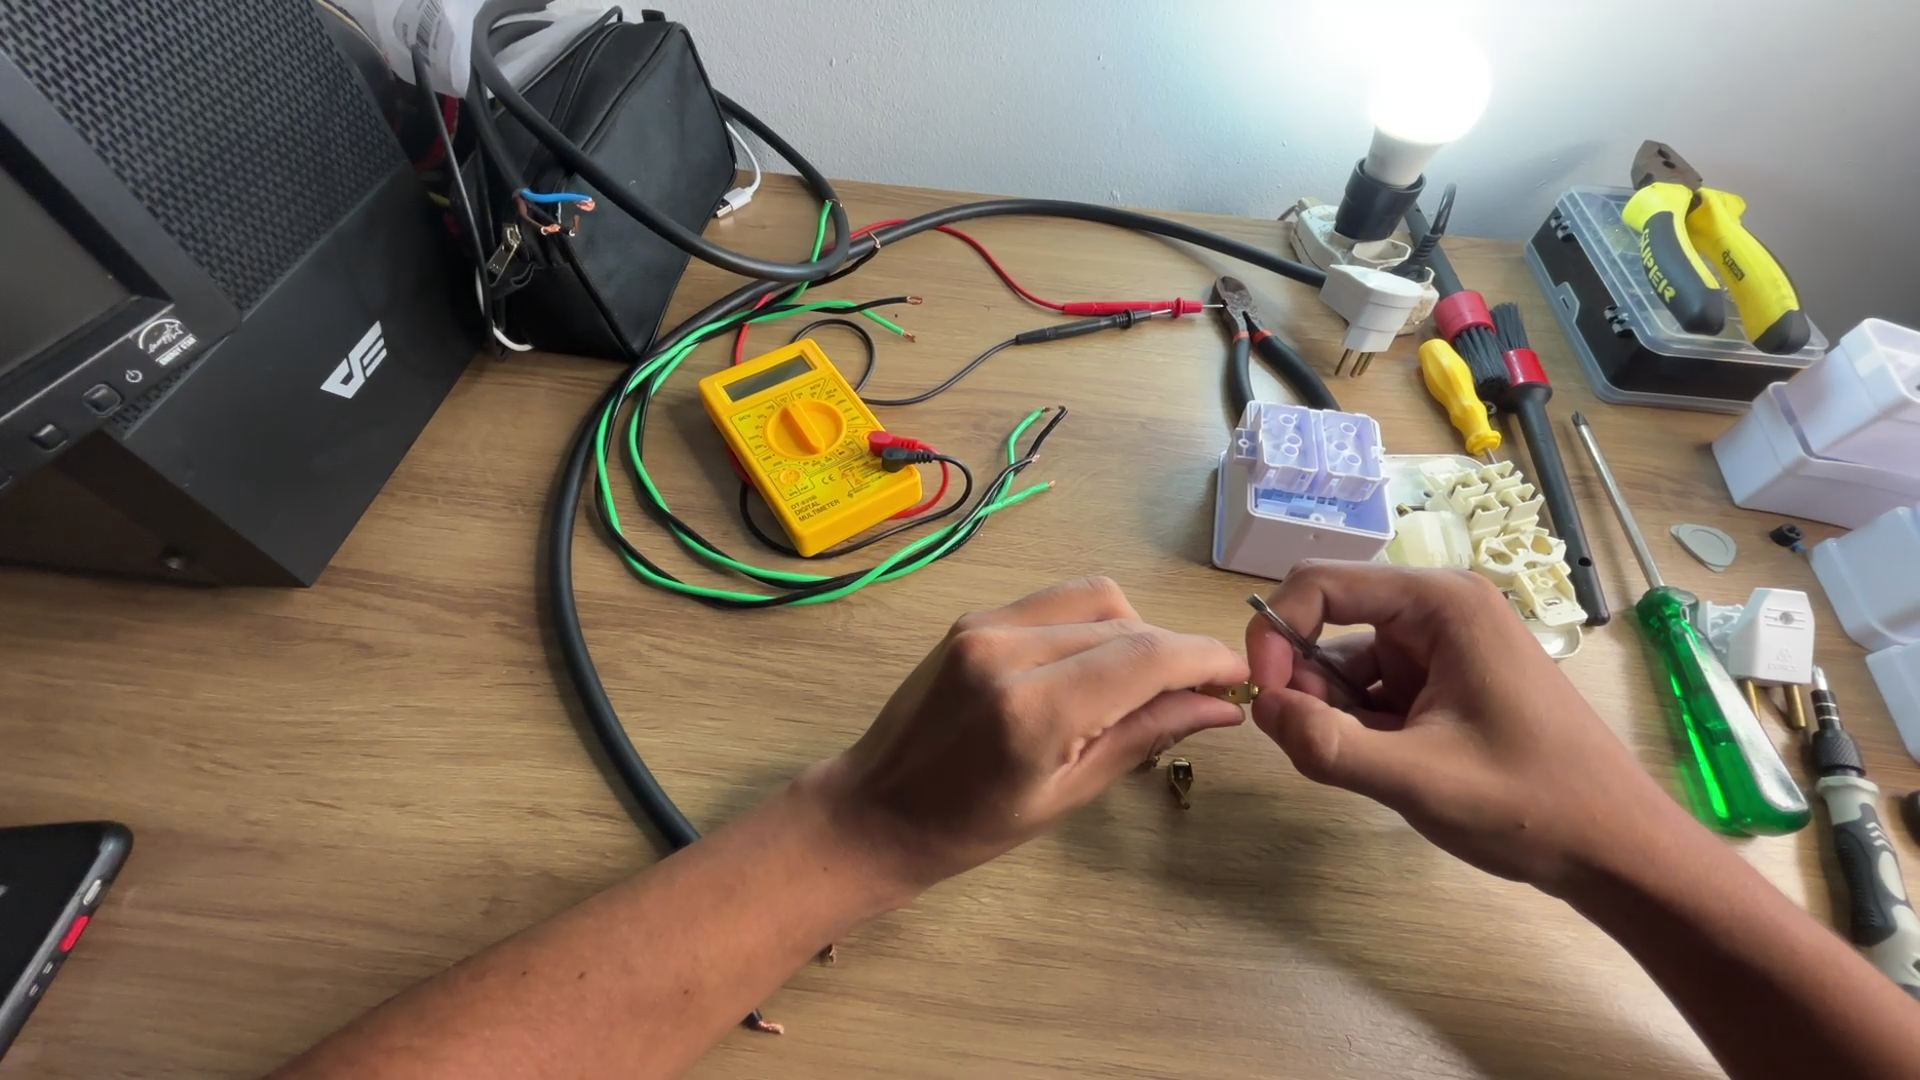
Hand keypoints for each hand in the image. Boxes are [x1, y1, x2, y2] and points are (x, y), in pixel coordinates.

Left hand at [806, 577, 1248, 894]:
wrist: (877, 806)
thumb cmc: (970, 828)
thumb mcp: (1067, 795)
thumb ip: (1144, 736)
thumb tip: (1219, 706)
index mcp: (1033, 708)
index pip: (1145, 656)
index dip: (1204, 658)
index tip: (1239, 676)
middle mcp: (1008, 647)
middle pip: (1124, 620)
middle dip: (1171, 650)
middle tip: (1191, 693)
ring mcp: (984, 623)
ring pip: (1094, 597)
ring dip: (1133, 630)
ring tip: (1137, 681)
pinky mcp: (973, 616)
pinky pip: (1055, 602)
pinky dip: (1091, 624)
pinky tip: (1090, 665)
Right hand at [1246, 561, 1686, 893]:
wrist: (1622, 858)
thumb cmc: (1534, 808)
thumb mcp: (1420, 780)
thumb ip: (1327, 745)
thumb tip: (1259, 709)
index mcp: (1439, 603)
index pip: (1318, 584)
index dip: (1275, 631)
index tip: (1265, 696)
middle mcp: (1433, 609)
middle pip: (1323, 621)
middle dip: (1302, 680)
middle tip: (1308, 741)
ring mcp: (1434, 644)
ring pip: (1336, 659)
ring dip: (1327, 708)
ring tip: (1359, 763)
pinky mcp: (1432, 679)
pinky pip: (1361, 686)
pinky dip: (1349, 722)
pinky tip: (1378, 761)